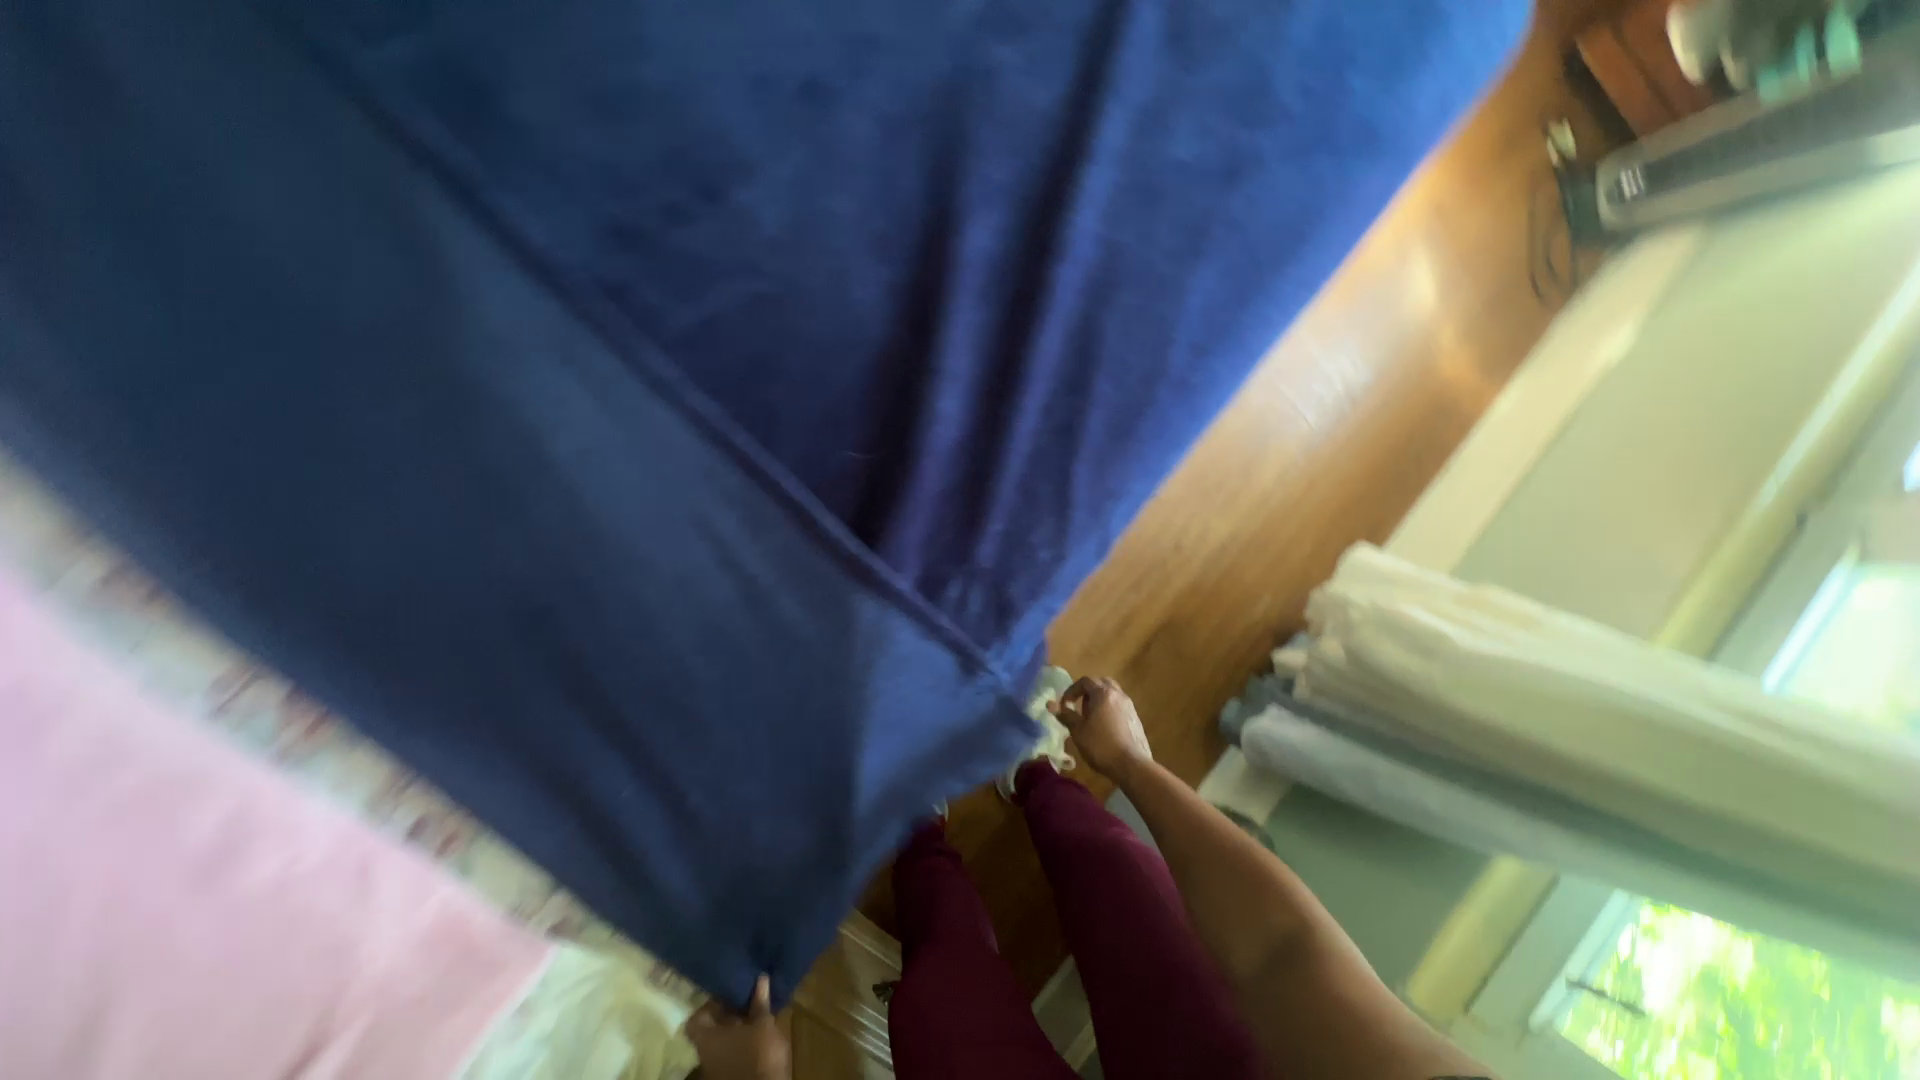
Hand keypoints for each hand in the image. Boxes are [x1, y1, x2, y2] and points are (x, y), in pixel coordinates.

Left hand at [686, 975, 790, 1079]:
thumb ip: (759, 1003)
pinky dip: (741, 1042)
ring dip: (736, 1028)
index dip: (709, 1006)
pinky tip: (758, 1033)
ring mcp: (717, 1068)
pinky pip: (732, 1053)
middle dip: (727, 1014)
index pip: (695, 1020)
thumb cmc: (759, 1054)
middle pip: (710, 1029)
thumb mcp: (763, 1024)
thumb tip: (760, 979)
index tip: (727, 994)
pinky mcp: (730, 1075)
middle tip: (746, 998)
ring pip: (722, 1042)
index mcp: (706, 1040)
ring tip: (755, 1012)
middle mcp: (706, 1055)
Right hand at [1048, 676, 1152, 783]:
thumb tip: (1051, 705)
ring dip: (1099, 700)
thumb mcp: (1078, 731)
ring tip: (1090, 719)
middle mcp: (1118, 695)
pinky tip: (1104, 728)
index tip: (1065, 705)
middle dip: (1087, 692)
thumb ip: (1066, 715)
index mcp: (1103, 694)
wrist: (1131, 764)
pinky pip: (1119, 705)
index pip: (1085, 681)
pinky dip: (1109, 709)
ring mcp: (1129, 706)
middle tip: (1079, 707)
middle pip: (1101, 683)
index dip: (1072, 690)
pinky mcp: (1135, 718)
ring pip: (1112, 694)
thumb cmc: (1101, 746)